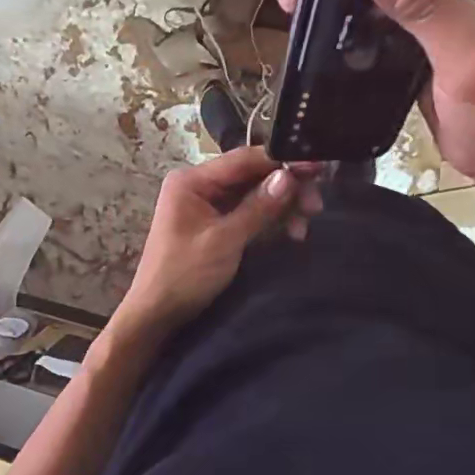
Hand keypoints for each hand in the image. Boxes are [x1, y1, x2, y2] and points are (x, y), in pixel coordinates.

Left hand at [114, 146, 321, 334]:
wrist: (157, 315)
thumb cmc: (185, 275)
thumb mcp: (225, 240)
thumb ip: (258, 207)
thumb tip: (290, 176)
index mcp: (192, 180)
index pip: (245, 159)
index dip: (283, 160)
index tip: (317, 167)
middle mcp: (200, 185)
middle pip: (253, 175)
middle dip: (286, 189)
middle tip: (316, 206)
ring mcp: (208, 205)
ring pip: (256, 194)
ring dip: (283, 207)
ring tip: (304, 227)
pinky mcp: (217, 225)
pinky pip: (250, 212)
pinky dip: (271, 220)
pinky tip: (291, 233)